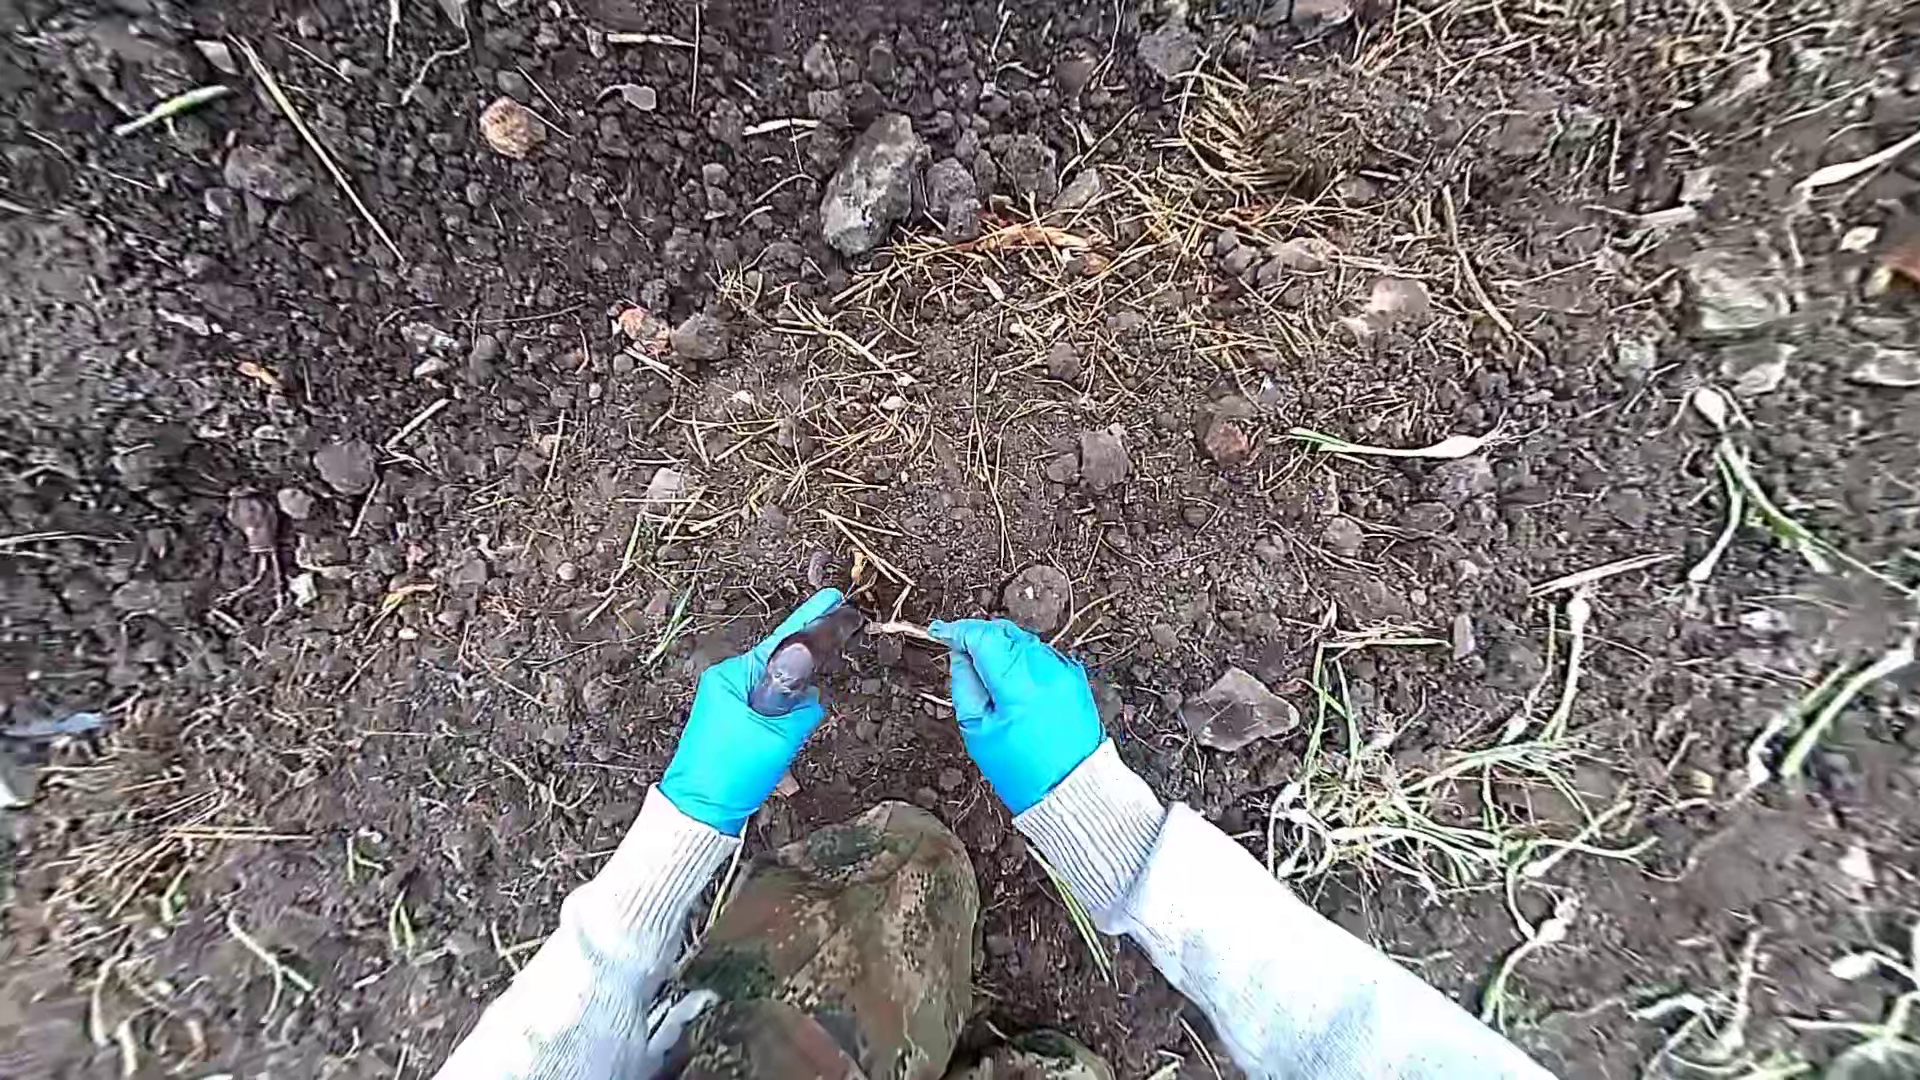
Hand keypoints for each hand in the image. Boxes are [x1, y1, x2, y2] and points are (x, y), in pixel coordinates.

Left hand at [661, 589, 844, 833]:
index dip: (809, 617)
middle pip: (780, 668)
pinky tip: (777, 765)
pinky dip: (778, 733)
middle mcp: (728, 682)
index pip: (781, 638)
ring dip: (787, 720)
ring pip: (775, 696)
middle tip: (810, 703)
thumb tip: (812, 697)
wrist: (697, 815)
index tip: (832, 597)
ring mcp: (728, 702)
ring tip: (781, 751)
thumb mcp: (779, 737)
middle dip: (799, 689)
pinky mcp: (731, 721)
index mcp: (733, 676)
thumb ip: (804, 709)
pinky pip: (765, 715)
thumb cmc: (728, 774)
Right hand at [928, 618, 1103, 813]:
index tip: (941, 632)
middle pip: (1003, 632)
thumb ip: (964, 683)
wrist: (1073, 788)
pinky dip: (1021, 660)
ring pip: (1021, 640)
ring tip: (989, 678)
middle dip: (979, 637)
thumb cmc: (1026, 771)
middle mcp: (1045, 668)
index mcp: (1019, 682)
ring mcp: (1063, 670)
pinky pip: (1039, 655)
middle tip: (961, 654)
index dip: (958, 631)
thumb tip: (959, 654)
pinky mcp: (1073, 675)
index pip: (983, 636)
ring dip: (1000, 648)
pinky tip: (1012, 683)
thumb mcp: (977, 729)